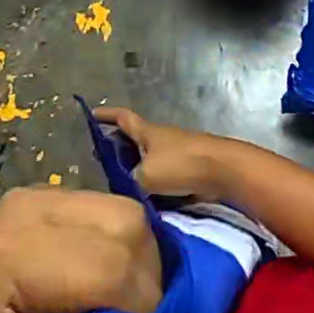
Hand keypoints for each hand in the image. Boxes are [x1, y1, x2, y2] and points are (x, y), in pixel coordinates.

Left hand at [0, 187, 160, 312]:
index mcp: (17, 244)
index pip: (118, 264)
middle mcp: (32, 203)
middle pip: (129, 224)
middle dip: (144, 285)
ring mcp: (32, 200)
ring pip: (122, 215)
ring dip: (131, 270)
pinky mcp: (32, 210)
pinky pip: (97, 218)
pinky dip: (111, 256)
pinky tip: (88, 296)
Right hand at [94, 107, 246, 200]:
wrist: (221, 170)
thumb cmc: (180, 165)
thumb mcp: (146, 176)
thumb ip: (130, 180)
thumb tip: (128, 184)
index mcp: (146, 132)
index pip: (122, 118)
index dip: (106, 116)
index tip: (91, 114)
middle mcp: (159, 138)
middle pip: (133, 138)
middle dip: (117, 146)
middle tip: (100, 159)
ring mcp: (174, 152)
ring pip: (147, 158)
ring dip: (135, 167)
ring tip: (119, 183)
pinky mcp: (187, 169)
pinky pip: (162, 173)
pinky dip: (151, 182)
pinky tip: (144, 198)